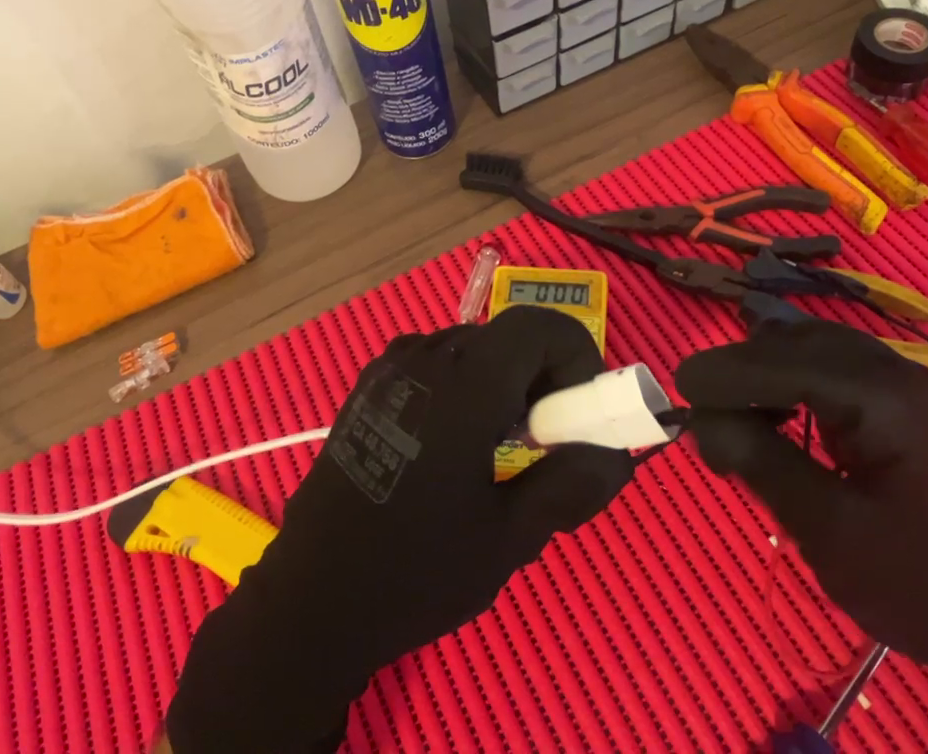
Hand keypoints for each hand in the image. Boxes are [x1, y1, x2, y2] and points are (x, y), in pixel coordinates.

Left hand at [168, 307, 634, 752]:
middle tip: (550, 443)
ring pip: (473, 351)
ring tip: (505, 454)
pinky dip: (467, 391)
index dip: (578, 359)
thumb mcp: (511, 536)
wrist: (311, 601)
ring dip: (506, 387)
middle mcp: (423, 359)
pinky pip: (436, 368)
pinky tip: (457, 452)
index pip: (540, 327)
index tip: (581, 415)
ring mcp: (387, 372)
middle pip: (507, 338)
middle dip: (545, 379)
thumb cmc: (416, 572)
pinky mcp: (366, 392)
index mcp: (463, 385)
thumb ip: (573, 482)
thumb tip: (616, 454)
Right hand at [676, 322, 927, 751]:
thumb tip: (703, 419)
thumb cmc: (922, 592)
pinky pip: (854, 378)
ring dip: (776, 373)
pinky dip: (807, 387)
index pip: (801, 364)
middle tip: (701, 405)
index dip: (735, 371)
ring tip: (732, 412)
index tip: (682, 383)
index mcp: (906, 407)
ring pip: (834, 354)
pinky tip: (779, 413)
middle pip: (816, 346)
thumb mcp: (830, 534)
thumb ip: (764, 463)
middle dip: (751, 368)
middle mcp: (923, 382)